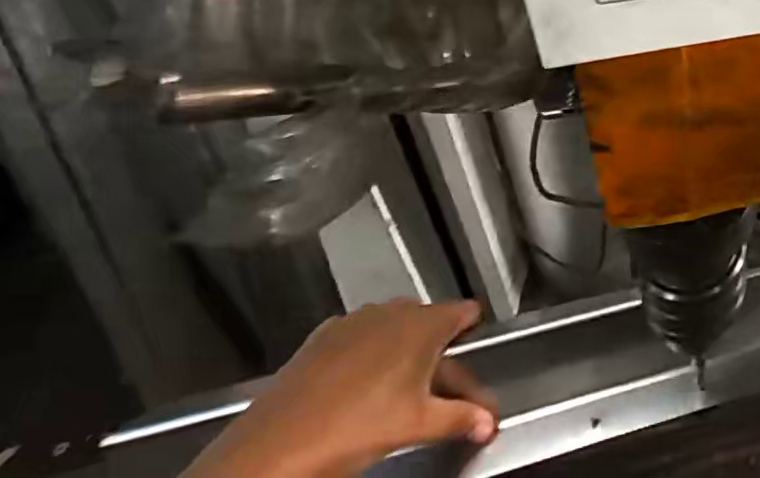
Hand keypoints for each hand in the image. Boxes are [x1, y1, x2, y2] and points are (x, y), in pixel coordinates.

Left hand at [185, 299, 498, 477]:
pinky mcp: (325, 335)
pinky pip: (361, 337)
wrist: (273, 448)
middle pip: (431, 323)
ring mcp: (357, 320)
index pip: (465, 312)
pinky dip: (369, 356)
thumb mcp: (417, 426)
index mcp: (424, 324)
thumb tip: (486, 421)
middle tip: (442, 393)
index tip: (476, 355)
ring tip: (400, 395)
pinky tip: (360, 390)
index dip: (474, 333)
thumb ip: (459, 417)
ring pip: (395, 329)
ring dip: (404, 354)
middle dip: (441, 354)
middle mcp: (394, 311)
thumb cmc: (351, 430)